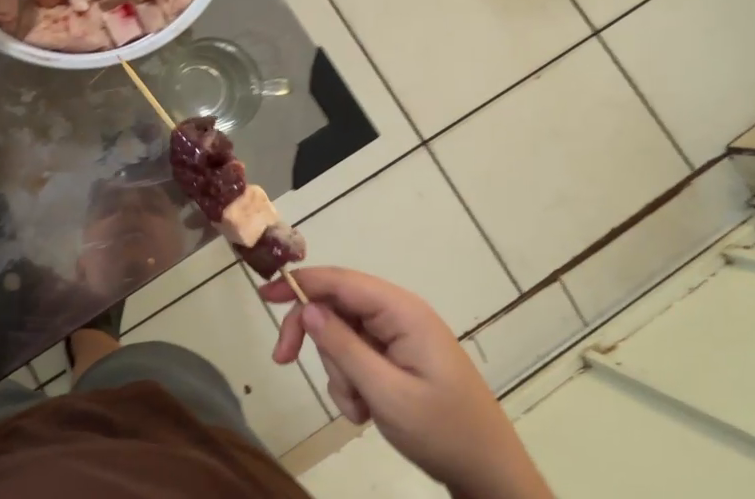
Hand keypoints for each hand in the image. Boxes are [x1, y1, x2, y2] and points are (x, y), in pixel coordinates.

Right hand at [262, 267, 553, 498]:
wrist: (489, 473)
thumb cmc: (442, 430)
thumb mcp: (386, 393)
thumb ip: (344, 347)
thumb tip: (307, 307)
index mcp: (402, 312)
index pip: (340, 281)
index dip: (300, 282)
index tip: (264, 296)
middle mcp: (400, 315)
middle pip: (336, 307)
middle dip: (314, 338)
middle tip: (283, 361)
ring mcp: (400, 337)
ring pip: (343, 336)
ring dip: (338, 372)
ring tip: (357, 408)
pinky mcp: (399, 358)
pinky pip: (358, 356)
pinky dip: (352, 382)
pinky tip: (365, 412)